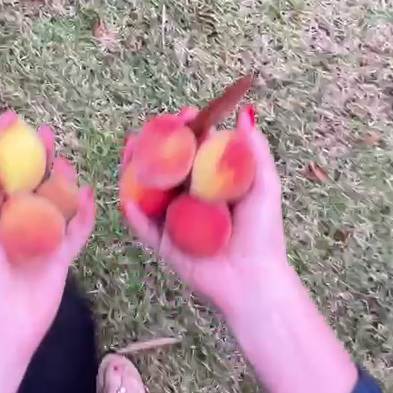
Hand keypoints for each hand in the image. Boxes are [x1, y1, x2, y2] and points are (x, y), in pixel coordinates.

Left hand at [0, 113, 96, 392]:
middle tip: (47, 133)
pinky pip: (76, 229)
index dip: (3, 141)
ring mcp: (39, 237)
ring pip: (55, 199)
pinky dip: (82, 213)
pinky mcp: (60, 256)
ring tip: (62, 166)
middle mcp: (14, 220)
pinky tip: (86, 195)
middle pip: (30, 178)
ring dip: (60, 180)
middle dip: (38, 154)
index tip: (12, 117)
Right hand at [119, 105, 288, 319]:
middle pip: (165, 165)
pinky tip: (126, 196)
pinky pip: (144, 227)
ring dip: (135, 169)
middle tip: (147, 129)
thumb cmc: (263, 232)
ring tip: (129, 150)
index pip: (194, 149)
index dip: (186, 130)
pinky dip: (133, 213)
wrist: (255, 279)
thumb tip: (245, 113)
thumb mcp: (265, 185)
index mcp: (212, 182)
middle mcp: (189, 197)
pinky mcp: (165, 244)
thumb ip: (255, 151)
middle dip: (153, 144)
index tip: (185, 114)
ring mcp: (174, 220)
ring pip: (148, 191)